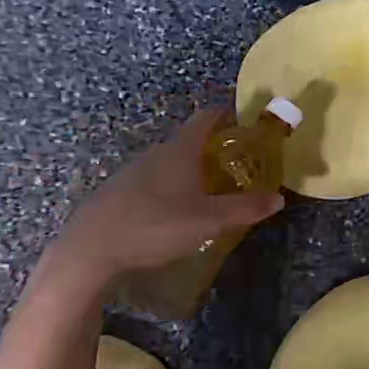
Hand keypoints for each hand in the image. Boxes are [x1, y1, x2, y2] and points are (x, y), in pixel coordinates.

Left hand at [35, 106, 283, 294]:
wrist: (89, 252)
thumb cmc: (155, 226)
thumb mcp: (209, 221)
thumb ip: (244, 208)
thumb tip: (278, 198)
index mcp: (179, 151)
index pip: (206, 118)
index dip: (228, 116)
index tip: (246, 127)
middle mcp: (155, 154)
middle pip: (189, 141)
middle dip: (213, 150)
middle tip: (236, 168)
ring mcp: (132, 173)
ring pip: (169, 163)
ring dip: (190, 171)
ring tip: (209, 193)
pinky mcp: (117, 194)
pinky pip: (152, 182)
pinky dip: (170, 188)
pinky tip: (173, 213)